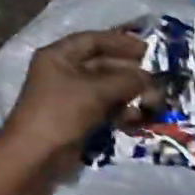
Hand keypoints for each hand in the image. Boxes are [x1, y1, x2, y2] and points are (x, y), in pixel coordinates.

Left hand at [3, 30, 154, 154]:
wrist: (36, 153)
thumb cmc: (61, 112)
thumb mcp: (96, 91)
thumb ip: (126, 80)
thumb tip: (151, 79)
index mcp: (57, 56)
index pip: (92, 40)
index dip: (120, 42)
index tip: (149, 49)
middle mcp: (61, 71)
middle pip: (101, 63)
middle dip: (129, 72)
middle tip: (158, 79)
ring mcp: (68, 94)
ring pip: (105, 87)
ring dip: (129, 93)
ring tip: (153, 101)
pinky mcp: (76, 116)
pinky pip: (103, 106)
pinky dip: (120, 110)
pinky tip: (137, 118)